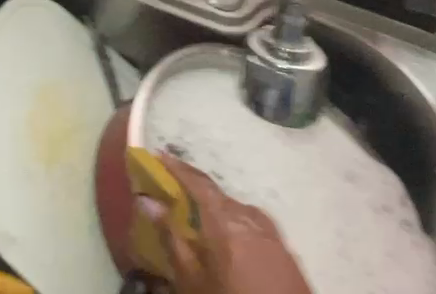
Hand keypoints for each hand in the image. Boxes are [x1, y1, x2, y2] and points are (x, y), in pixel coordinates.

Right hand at [142, 155, 313, 293]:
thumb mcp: (192, 280)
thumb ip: (171, 238)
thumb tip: (147, 200)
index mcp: (225, 222)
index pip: (198, 183)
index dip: (177, 167)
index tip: (158, 155)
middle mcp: (251, 220)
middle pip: (219, 196)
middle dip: (196, 190)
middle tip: (175, 191)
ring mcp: (274, 236)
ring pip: (239, 210)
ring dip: (218, 207)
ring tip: (203, 219)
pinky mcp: (288, 254)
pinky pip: (256, 225)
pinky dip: (239, 223)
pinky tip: (233, 240)